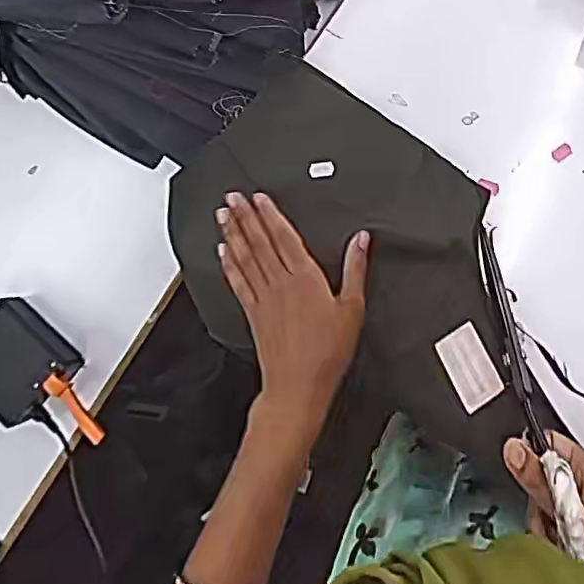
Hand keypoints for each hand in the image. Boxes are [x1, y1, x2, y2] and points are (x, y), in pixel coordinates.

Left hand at [218, 192, 368, 436]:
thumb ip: (355, 269)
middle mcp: (280, 283)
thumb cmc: (327, 351)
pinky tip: (222, 252)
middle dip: (245, 217)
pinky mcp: (253, 313)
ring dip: (233, 234)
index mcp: (305, 278)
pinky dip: (229, 264)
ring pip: (244, 257)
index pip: (284, 237)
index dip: (270, 215)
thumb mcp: (352, 308)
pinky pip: (238, 282)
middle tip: (232, 196)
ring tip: (222, 215)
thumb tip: (360, 240)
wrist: (298, 387)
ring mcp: (263, 298)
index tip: (259, 197)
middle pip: (259, 242)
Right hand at [505, 432, 583, 583]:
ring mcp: (575, 520)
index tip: (524, 473)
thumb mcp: (580, 514)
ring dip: (545, 533)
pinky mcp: (570, 545)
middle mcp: (582, 491)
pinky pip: (542, 538)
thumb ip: (545, 482)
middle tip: (558, 524)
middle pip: (536, 482)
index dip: (531, 456)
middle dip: (539, 507)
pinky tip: (564, 561)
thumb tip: (515, 448)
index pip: (547, 444)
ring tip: (566, 549)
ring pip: (537, 513)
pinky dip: (548, 551)